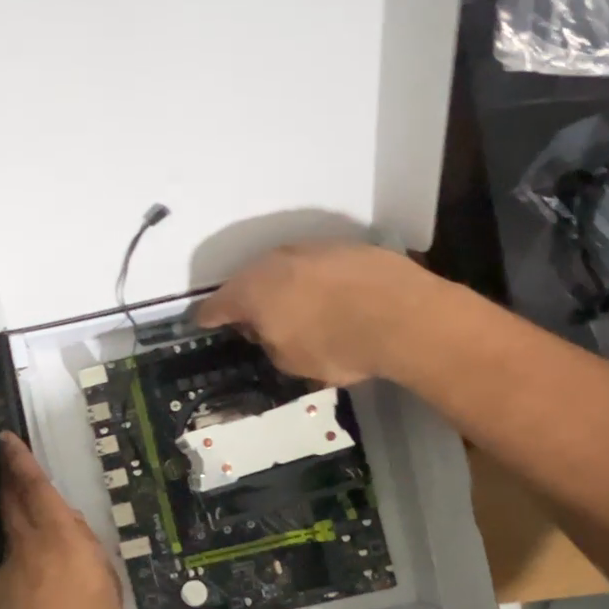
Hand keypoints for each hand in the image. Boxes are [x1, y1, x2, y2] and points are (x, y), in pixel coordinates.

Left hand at [0, 433, 122, 608]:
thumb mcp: (106, 582)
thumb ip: (89, 549)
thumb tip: (73, 527)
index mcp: (58, 536)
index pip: (33, 487)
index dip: (19, 460)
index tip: (6, 438)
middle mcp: (30, 543)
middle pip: (10, 499)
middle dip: (6, 474)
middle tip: (4, 454)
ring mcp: (15, 566)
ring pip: (8, 521)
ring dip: (8, 498)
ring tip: (12, 485)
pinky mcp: (9, 587)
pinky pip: (13, 545)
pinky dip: (15, 528)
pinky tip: (25, 534)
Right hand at [196, 243, 456, 386]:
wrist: (405, 317)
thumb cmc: (336, 346)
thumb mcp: (291, 362)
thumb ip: (269, 344)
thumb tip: (268, 332)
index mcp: (252, 291)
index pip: (215, 305)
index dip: (208, 319)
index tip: (203, 325)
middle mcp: (275, 261)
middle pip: (248, 280)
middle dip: (246, 300)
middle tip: (251, 322)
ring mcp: (312, 248)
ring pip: (283, 269)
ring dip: (281, 287)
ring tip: (291, 310)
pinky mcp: (347, 246)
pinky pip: (316, 266)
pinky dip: (313, 281)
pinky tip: (326, 300)